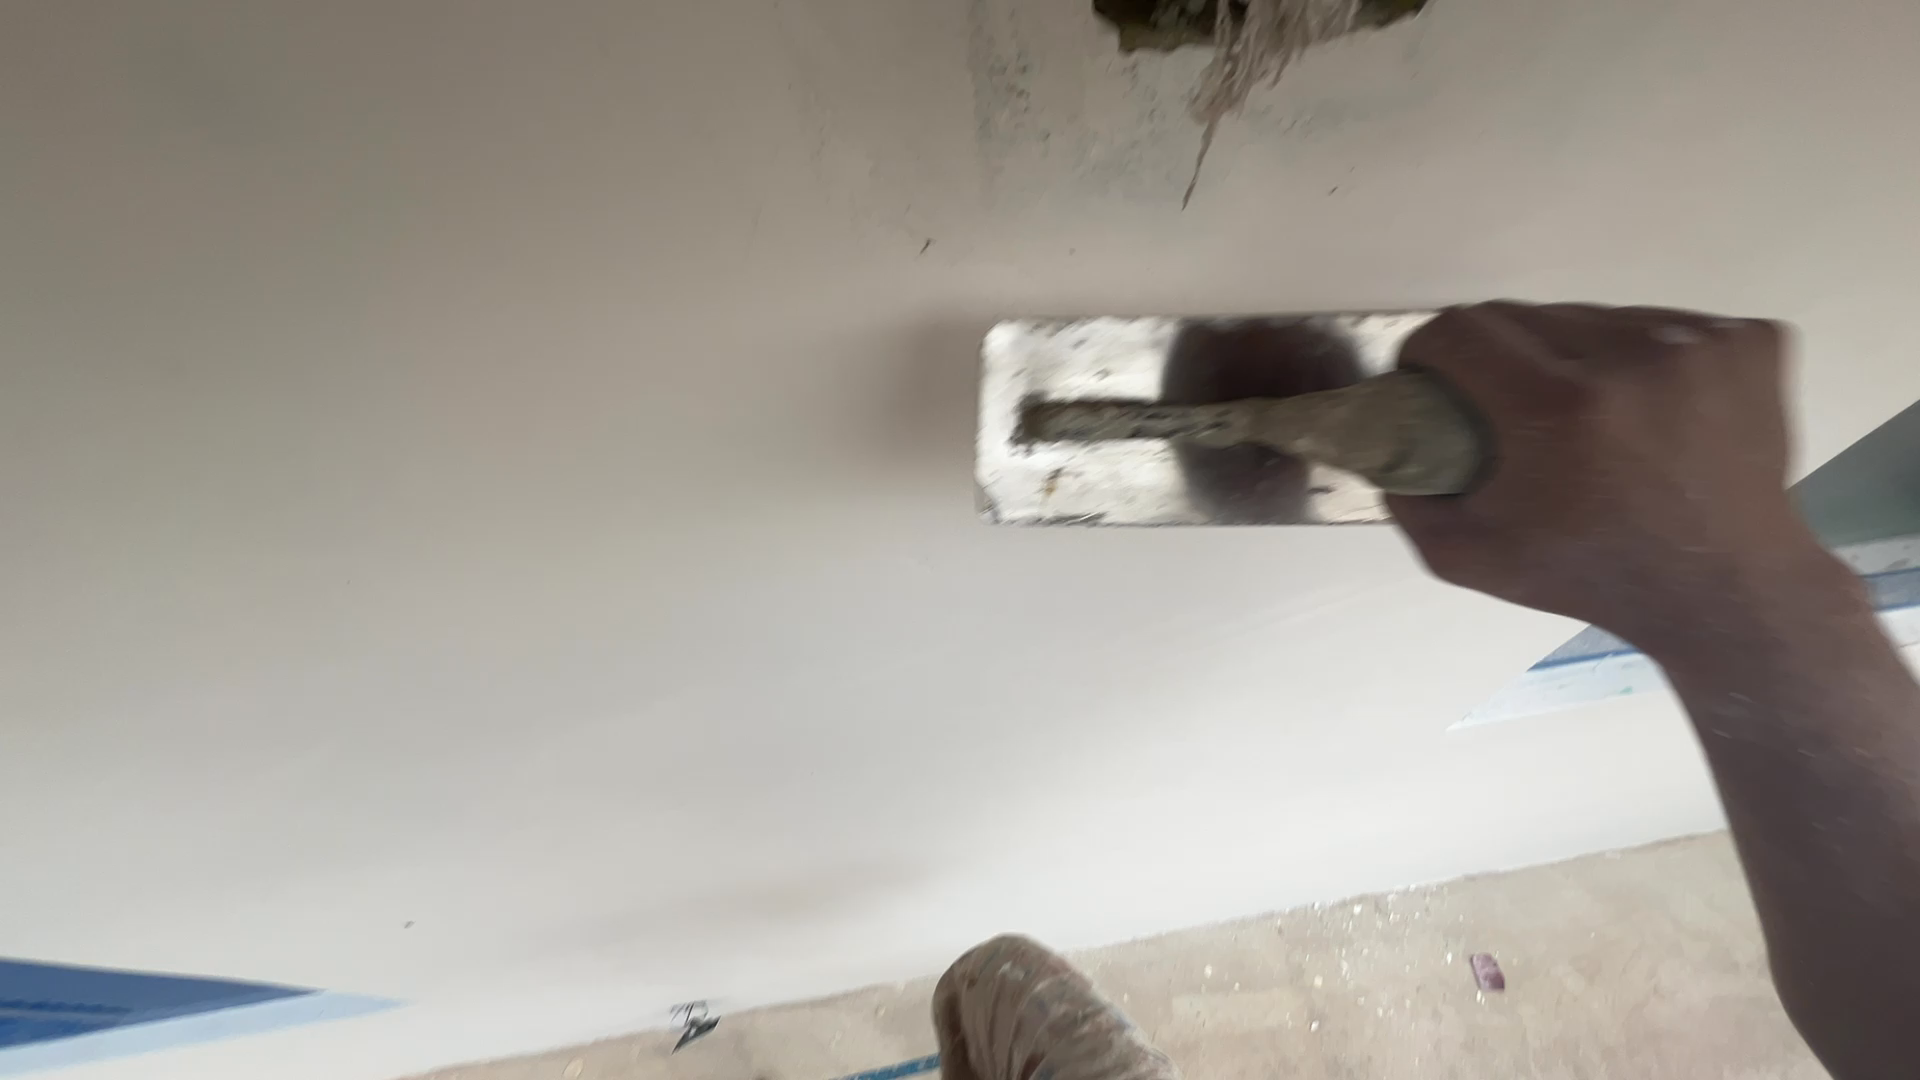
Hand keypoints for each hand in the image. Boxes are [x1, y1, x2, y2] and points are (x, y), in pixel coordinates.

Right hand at [1387, 301, 1820, 652]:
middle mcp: (1629, 357)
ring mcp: (1697, 343)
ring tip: (1561, 404)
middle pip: (1514, 315)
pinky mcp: (1747, 340)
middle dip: (1482, 352)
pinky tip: (1625, 401)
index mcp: (1553, 407)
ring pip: (1581, 314)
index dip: (1424, 351)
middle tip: (1487, 399)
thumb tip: (1385, 447)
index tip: (1426, 380)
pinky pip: (1648, 322)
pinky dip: (1620, 353)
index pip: (1458, 331)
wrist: (1720, 588)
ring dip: (1551, 350)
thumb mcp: (1457, 555)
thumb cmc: (1580, 573)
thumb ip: (1405, 497)